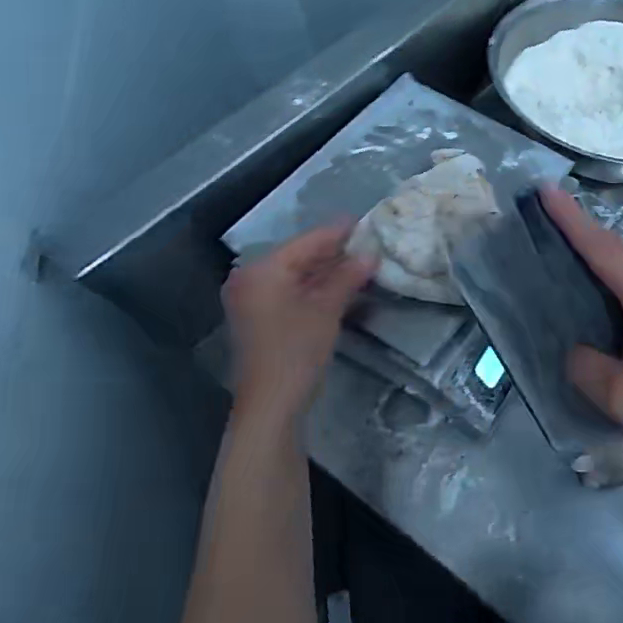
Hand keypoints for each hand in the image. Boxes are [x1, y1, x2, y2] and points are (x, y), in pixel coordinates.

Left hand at [222, 221, 375, 412]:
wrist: (271, 402)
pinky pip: (292, 291)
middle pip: (299, 256)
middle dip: (335, 252)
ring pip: (297, 275)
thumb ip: (347, 277)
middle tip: (369, 243)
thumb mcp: (326, 310)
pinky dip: (316, 288)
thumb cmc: (296, 350)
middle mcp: (251, 278)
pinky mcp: (262, 317)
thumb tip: (370, 254)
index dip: (338, 232)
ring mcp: (254, 299)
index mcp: (262, 270)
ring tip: (363, 263)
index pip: (307, 242)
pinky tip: (343, 287)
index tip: (366, 221)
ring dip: (328, 271)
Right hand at [540, 185, 622, 475]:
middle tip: (550, 258)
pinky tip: (617, 332)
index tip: (548, 191)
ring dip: (611, 294)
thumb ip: (587, 366)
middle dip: (587, 259)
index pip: (606, 252)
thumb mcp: (622, 398)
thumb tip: (581, 351)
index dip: (573, 220)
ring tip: (579, 307)